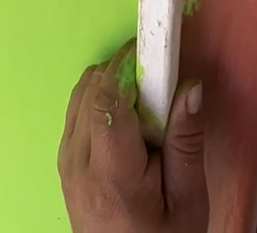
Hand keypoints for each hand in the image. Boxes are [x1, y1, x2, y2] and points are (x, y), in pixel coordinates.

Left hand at [58, 44, 208, 232]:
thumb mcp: (188, 198)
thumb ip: (187, 141)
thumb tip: (190, 86)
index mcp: (110, 173)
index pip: (105, 98)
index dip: (129, 65)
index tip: (157, 57)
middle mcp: (78, 164)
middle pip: (91, 89)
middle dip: (124, 71)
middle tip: (160, 81)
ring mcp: (66, 164)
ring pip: (80, 95)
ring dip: (112, 83)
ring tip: (148, 103)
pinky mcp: (65, 166)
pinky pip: (77, 113)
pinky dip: (101, 100)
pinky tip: (129, 119)